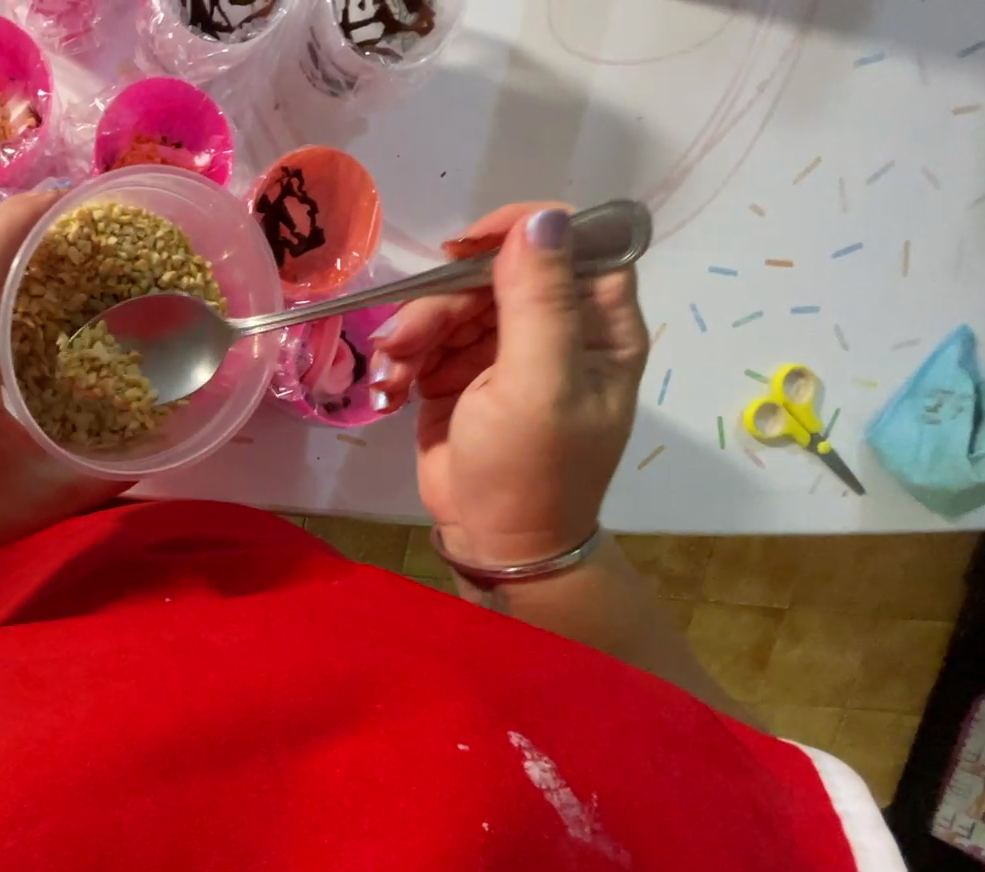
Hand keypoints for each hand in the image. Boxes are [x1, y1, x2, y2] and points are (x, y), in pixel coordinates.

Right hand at [369, 203, 648, 564]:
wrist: (493, 540)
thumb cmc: (531, 469)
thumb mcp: (539, 384)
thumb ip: (538, 301)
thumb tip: (541, 218)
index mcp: (594, 325)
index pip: (571, 246)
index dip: (520, 234)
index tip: (462, 247)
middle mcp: (549, 331)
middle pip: (491, 279)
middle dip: (440, 305)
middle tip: (401, 341)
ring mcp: (498, 356)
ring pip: (449, 311)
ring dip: (411, 337)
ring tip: (390, 378)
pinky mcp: (455, 380)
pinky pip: (424, 347)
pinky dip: (401, 365)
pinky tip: (390, 392)